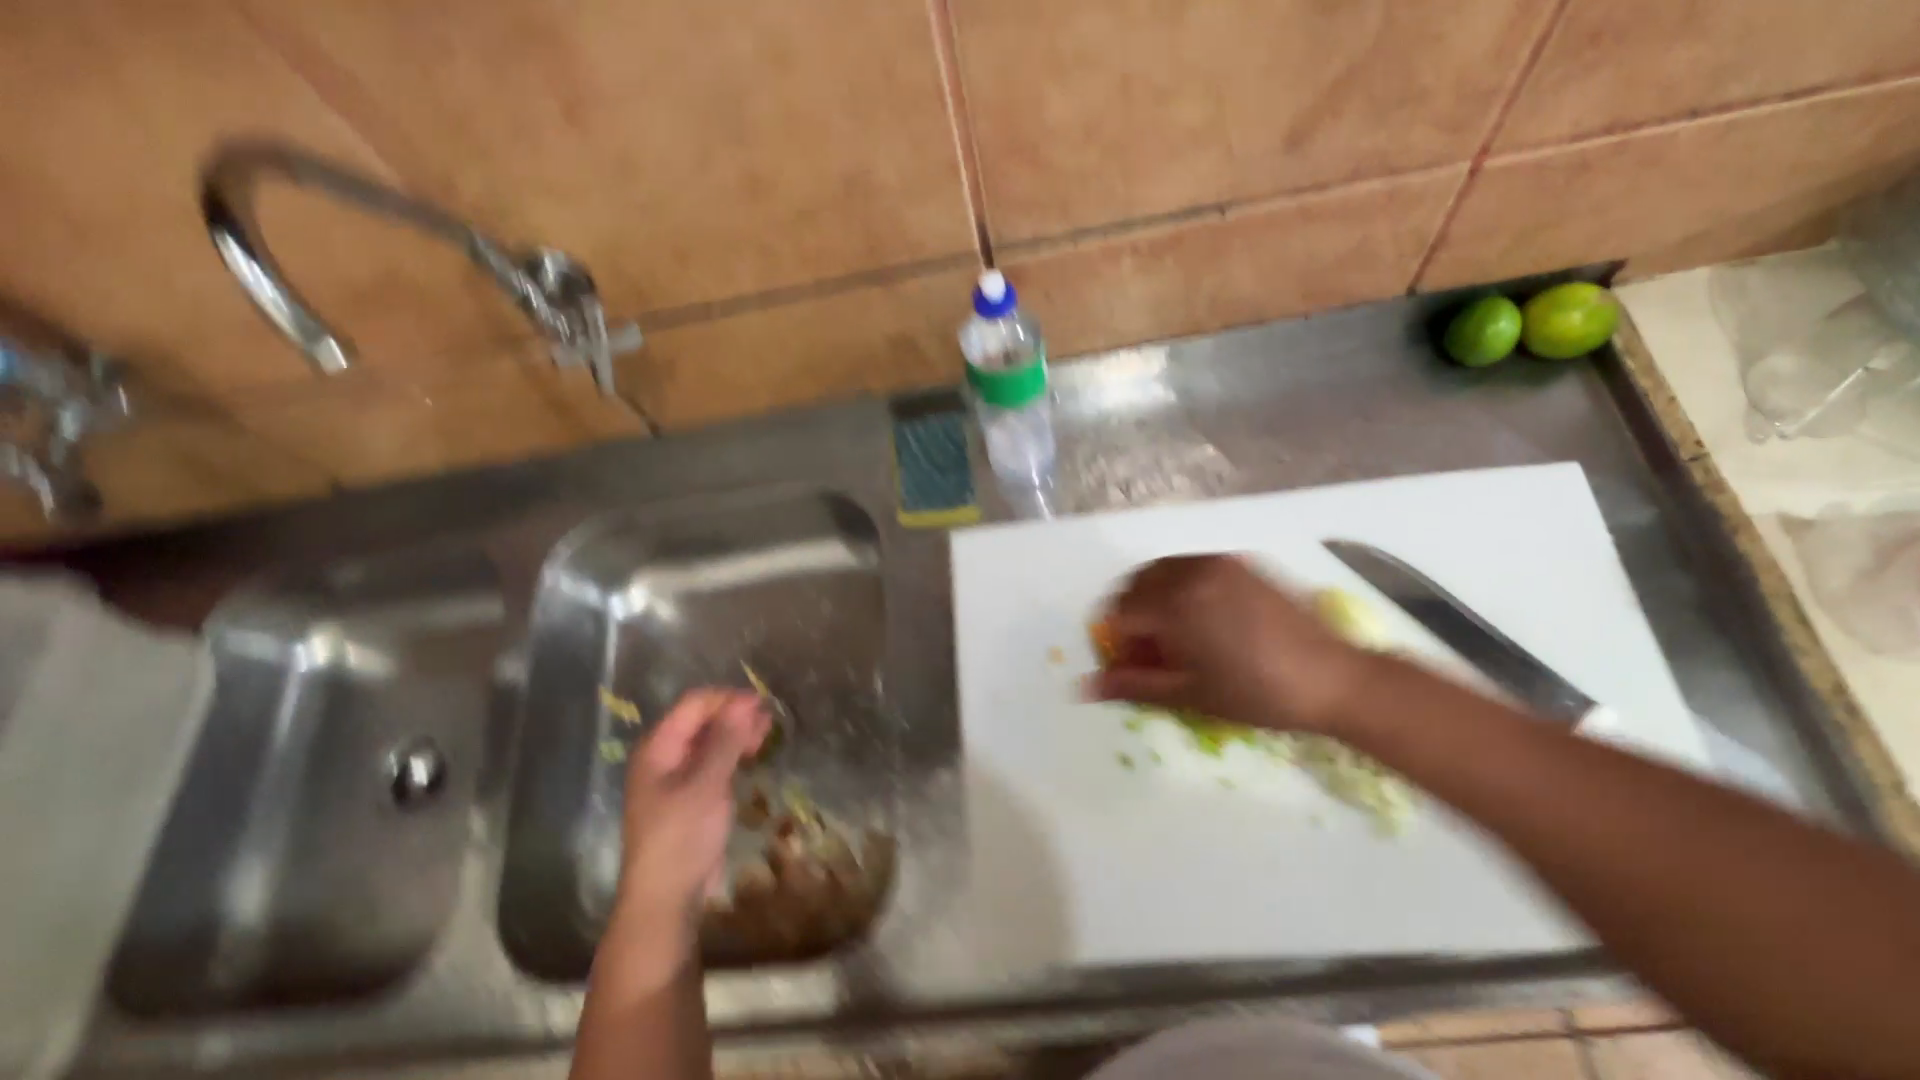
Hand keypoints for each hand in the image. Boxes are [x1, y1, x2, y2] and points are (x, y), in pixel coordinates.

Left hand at [616, 689, 768, 937]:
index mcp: (657, 748)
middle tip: (769, 719)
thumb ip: (725, 741)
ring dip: (735, 733)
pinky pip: (711, 763)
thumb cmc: (681, 837)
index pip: (693, 705)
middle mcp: (663, 757)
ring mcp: (676, 777)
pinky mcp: (690, 797)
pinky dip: (731, 754)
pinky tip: (751, 755)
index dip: (727, 699)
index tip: (762, 704)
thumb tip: (745, 702)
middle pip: (700, 721)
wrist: (667, 896)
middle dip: (733, 714)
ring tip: (766, 733)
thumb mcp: (706, 785)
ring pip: (708, 742)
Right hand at [1087, 554, 1370, 735]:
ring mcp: (1219, 563)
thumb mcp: (1190, 695)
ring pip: (1162, 572)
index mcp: (1176, 603)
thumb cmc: (1258, 694)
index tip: (1132, 669)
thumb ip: (1133, 686)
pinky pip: (1192, 567)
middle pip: (1135, 586)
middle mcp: (1192, 571)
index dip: (1117, 643)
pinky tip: (1201, 622)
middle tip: (1151, 656)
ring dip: (1154, 601)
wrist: (1334, 678)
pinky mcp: (1243, 564)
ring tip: (1175, 640)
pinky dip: (1181, 588)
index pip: (1118, 613)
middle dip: (1132, 618)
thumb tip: (1084, 687)